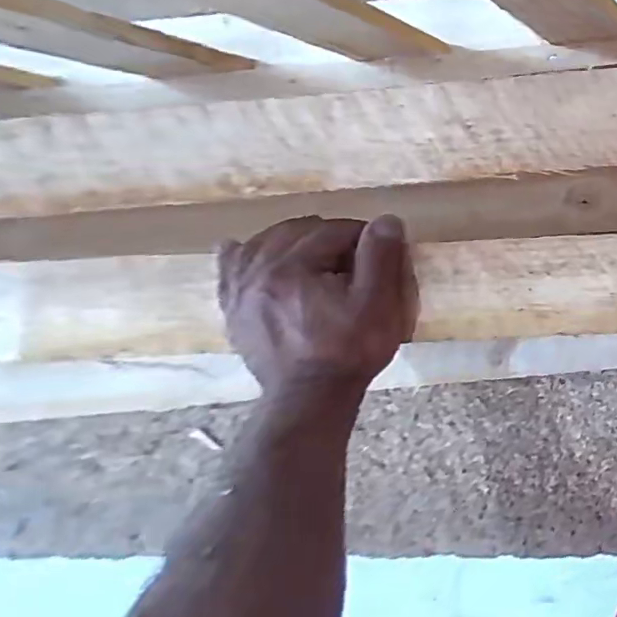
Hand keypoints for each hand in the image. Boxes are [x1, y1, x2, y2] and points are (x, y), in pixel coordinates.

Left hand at [216, 215, 416, 404]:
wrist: (311, 397)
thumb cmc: (352, 348)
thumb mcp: (379, 302)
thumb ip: (381, 256)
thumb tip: (385, 219)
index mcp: (292, 267)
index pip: (335, 230)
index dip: (366, 238)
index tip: (385, 255)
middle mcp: (257, 272)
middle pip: (298, 231)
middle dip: (332, 236)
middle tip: (360, 259)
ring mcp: (240, 292)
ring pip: (264, 244)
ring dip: (296, 240)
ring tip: (323, 254)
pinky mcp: (234, 310)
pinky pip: (231, 268)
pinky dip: (241, 254)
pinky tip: (240, 247)